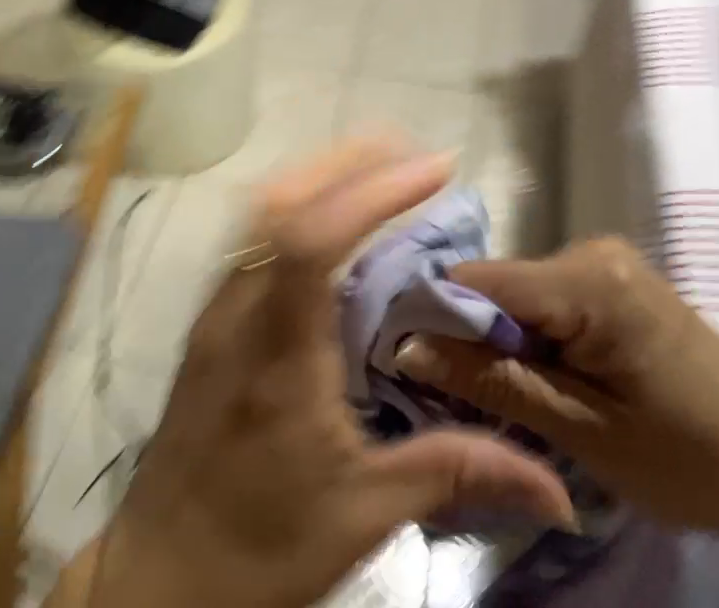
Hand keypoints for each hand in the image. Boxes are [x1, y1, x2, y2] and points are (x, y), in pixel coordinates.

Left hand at [69, 139, 575, 607]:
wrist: (159, 573)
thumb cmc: (259, 547)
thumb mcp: (361, 517)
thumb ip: (454, 476)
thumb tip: (559, 487)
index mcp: (276, 355)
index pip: (310, 241)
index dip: (371, 192)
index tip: (434, 167)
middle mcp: (234, 318)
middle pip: (272, 207)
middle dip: (341, 164)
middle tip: (408, 153)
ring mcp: (212, 320)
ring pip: (252, 220)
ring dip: (312, 181)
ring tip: (375, 173)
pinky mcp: (206, 333)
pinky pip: (246, 247)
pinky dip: (289, 215)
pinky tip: (327, 231)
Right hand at [390, 235, 718, 541]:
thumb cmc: (695, 462)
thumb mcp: (582, 432)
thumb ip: (491, 380)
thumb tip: (404, 346)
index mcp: (587, 279)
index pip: (471, 280)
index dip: (427, 320)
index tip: (399, 367)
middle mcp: (591, 252)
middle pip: (490, 288)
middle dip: (463, 339)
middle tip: (449, 398)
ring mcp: (606, 267)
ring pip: (511, 300)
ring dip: (494, 345)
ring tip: (491, 398)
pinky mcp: (615, 289)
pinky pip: (542, 306)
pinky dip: (526, 344)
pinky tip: (532, 383)